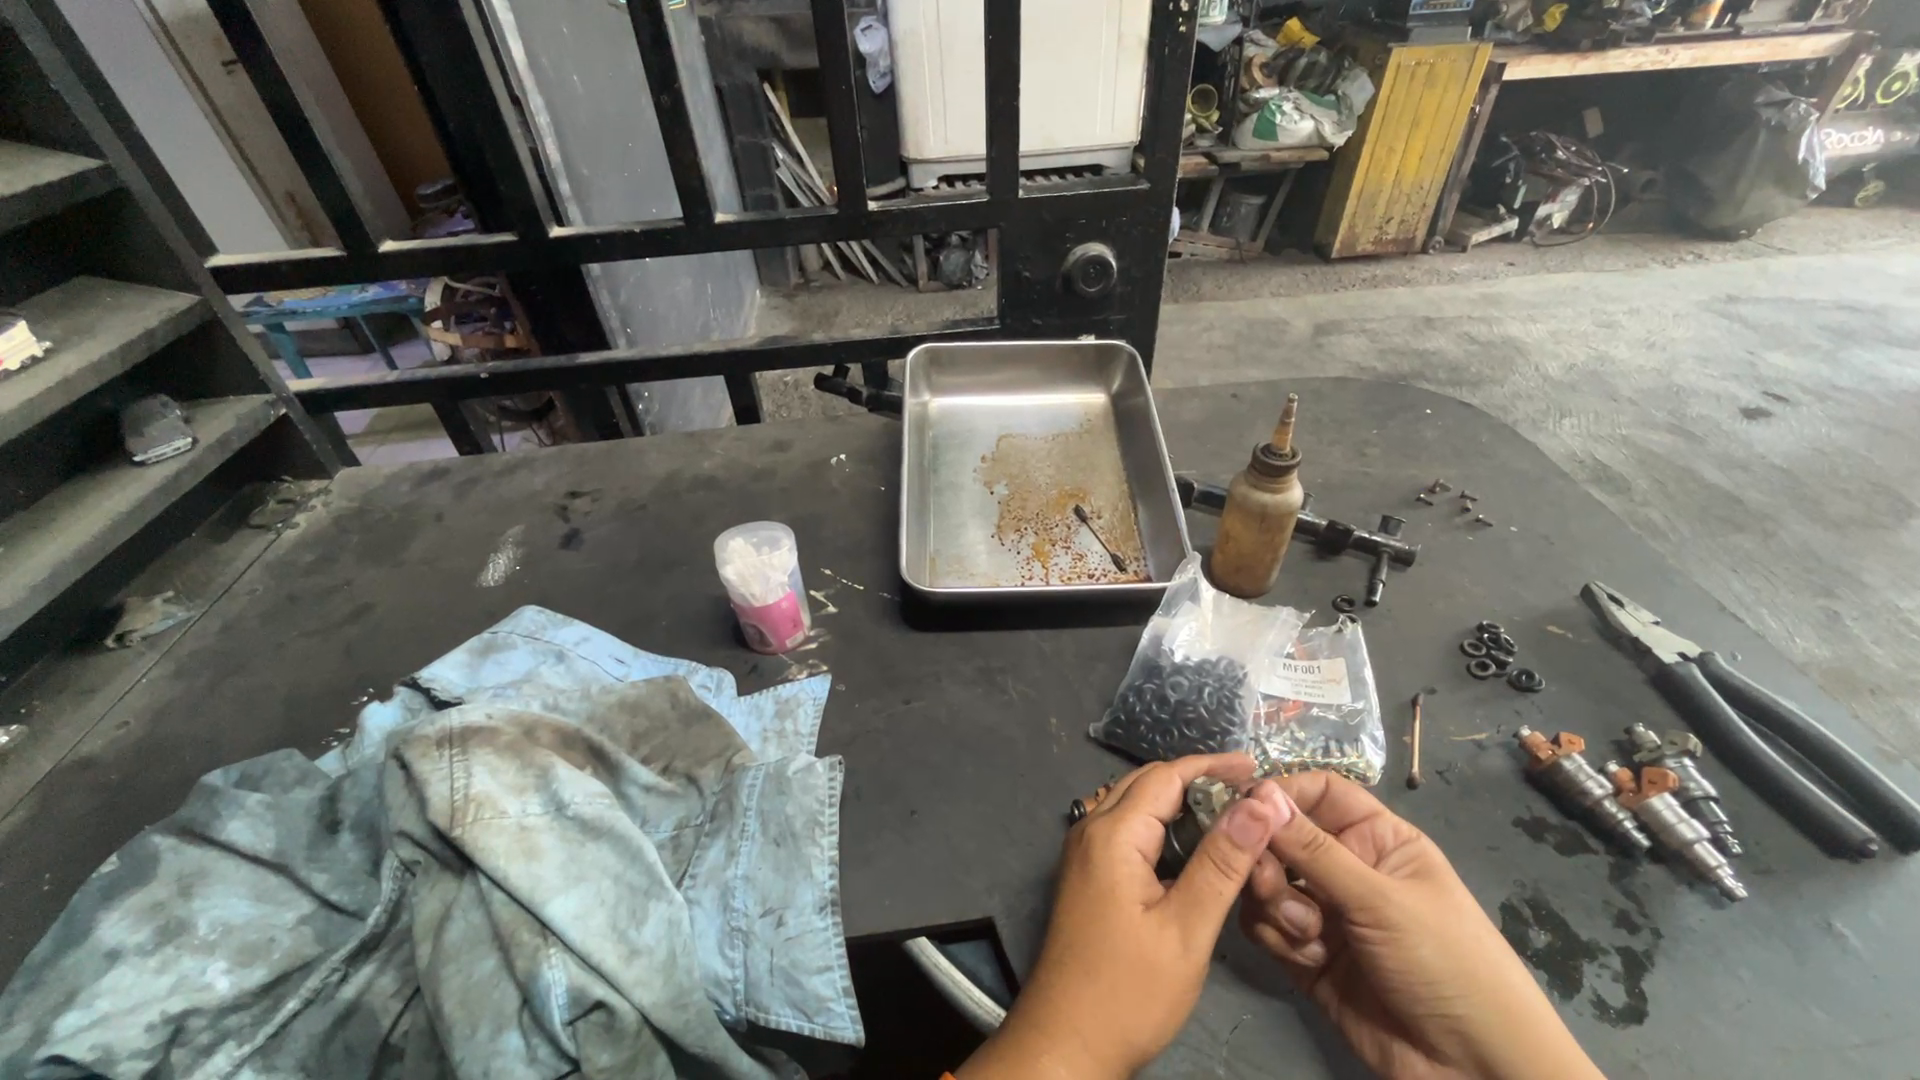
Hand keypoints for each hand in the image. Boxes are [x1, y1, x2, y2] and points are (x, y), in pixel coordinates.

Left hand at [958, 754, 1280, 1079]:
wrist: (1065, 1042)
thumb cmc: (1128, 991)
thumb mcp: (1186, 929)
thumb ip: (1221, 863)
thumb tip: (1259, 804)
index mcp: (1112, 835)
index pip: (1165, 776)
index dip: (1211, 766)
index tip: (1257, 767)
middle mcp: (1090, 831)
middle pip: (1146, 783)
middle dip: (1196, 779)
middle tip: (1249, 791)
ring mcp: (1083, 854)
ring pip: (1134, 805)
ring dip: (1178, 801)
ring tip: (1229, 814)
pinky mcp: (1086, 876)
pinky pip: (1125, 831)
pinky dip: (1161, 826)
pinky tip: (1192, 848)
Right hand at [1239, 772, 1604, 1079]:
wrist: (1474, 1071)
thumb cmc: (1446, 964)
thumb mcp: (1381, 900)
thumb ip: (1314, 850)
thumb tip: (1258, 795)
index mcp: (1376, 839)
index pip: (1318, 793)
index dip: (1281, 794)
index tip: (1245, 810)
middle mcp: (1346, 868)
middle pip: (1281, 837)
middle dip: (1267, 858)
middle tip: (1267, 882)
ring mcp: (1324, 912)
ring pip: (1266, 883)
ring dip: (1275, 904)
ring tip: (1306, 934)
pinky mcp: (1306, 954)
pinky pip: (1265, 926)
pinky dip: (1276, 938)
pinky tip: (1310, 960)